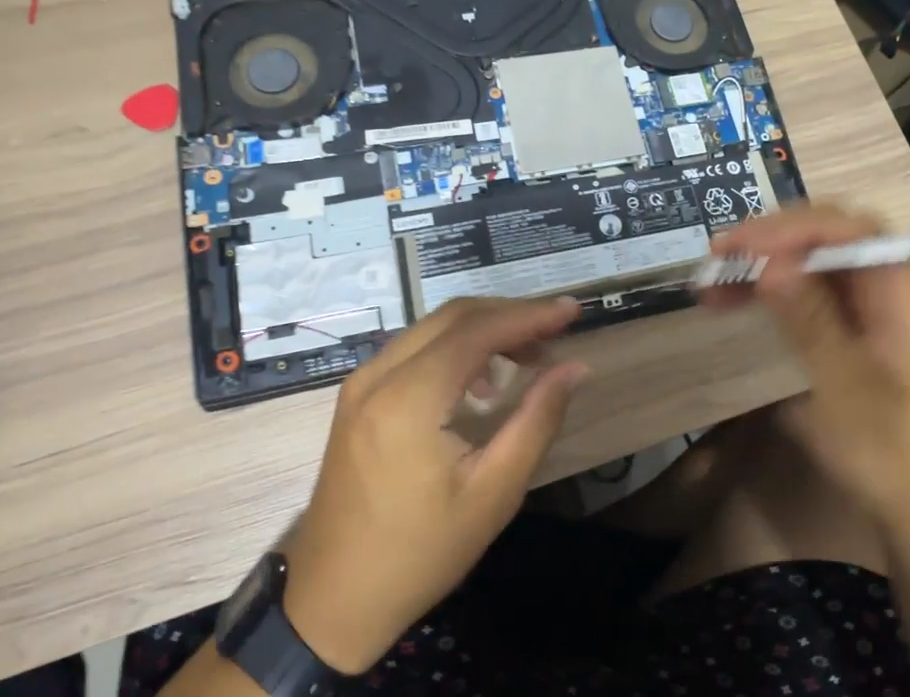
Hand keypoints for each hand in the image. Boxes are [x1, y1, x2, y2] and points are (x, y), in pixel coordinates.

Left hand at [281, 298, 589, 673]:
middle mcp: (378, 375)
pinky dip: (454, 349)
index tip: (573, 312)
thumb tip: (575, 367)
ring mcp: (361, 385)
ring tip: (530, 357)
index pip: (477, 330)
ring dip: (482, 331)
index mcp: (408, 397)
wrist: (333, 598)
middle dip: (509, 315)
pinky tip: (482, 382)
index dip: (529, 315)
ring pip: (431, 329)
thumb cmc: (420, 553)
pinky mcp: (356, 399)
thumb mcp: (493, 493)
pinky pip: (413, 351)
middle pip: (452, 317)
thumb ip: (536, 420)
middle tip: (557, 333)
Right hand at [701, 206, 909, 539]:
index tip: (741, 246)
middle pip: (834, 237)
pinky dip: (775, 288)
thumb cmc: (885, 455)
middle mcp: (897, 291)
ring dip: (766, 263)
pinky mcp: (859, 327)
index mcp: (909, 299)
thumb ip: (809, 321)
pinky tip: (736, 300)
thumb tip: (771, 263)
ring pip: (818, 261)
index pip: (853, 232)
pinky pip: (814, 289)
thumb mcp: (842, 391)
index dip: (795, 229)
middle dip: (774, 240)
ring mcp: (878, 308)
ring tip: (713, 281)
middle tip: (720, 255)